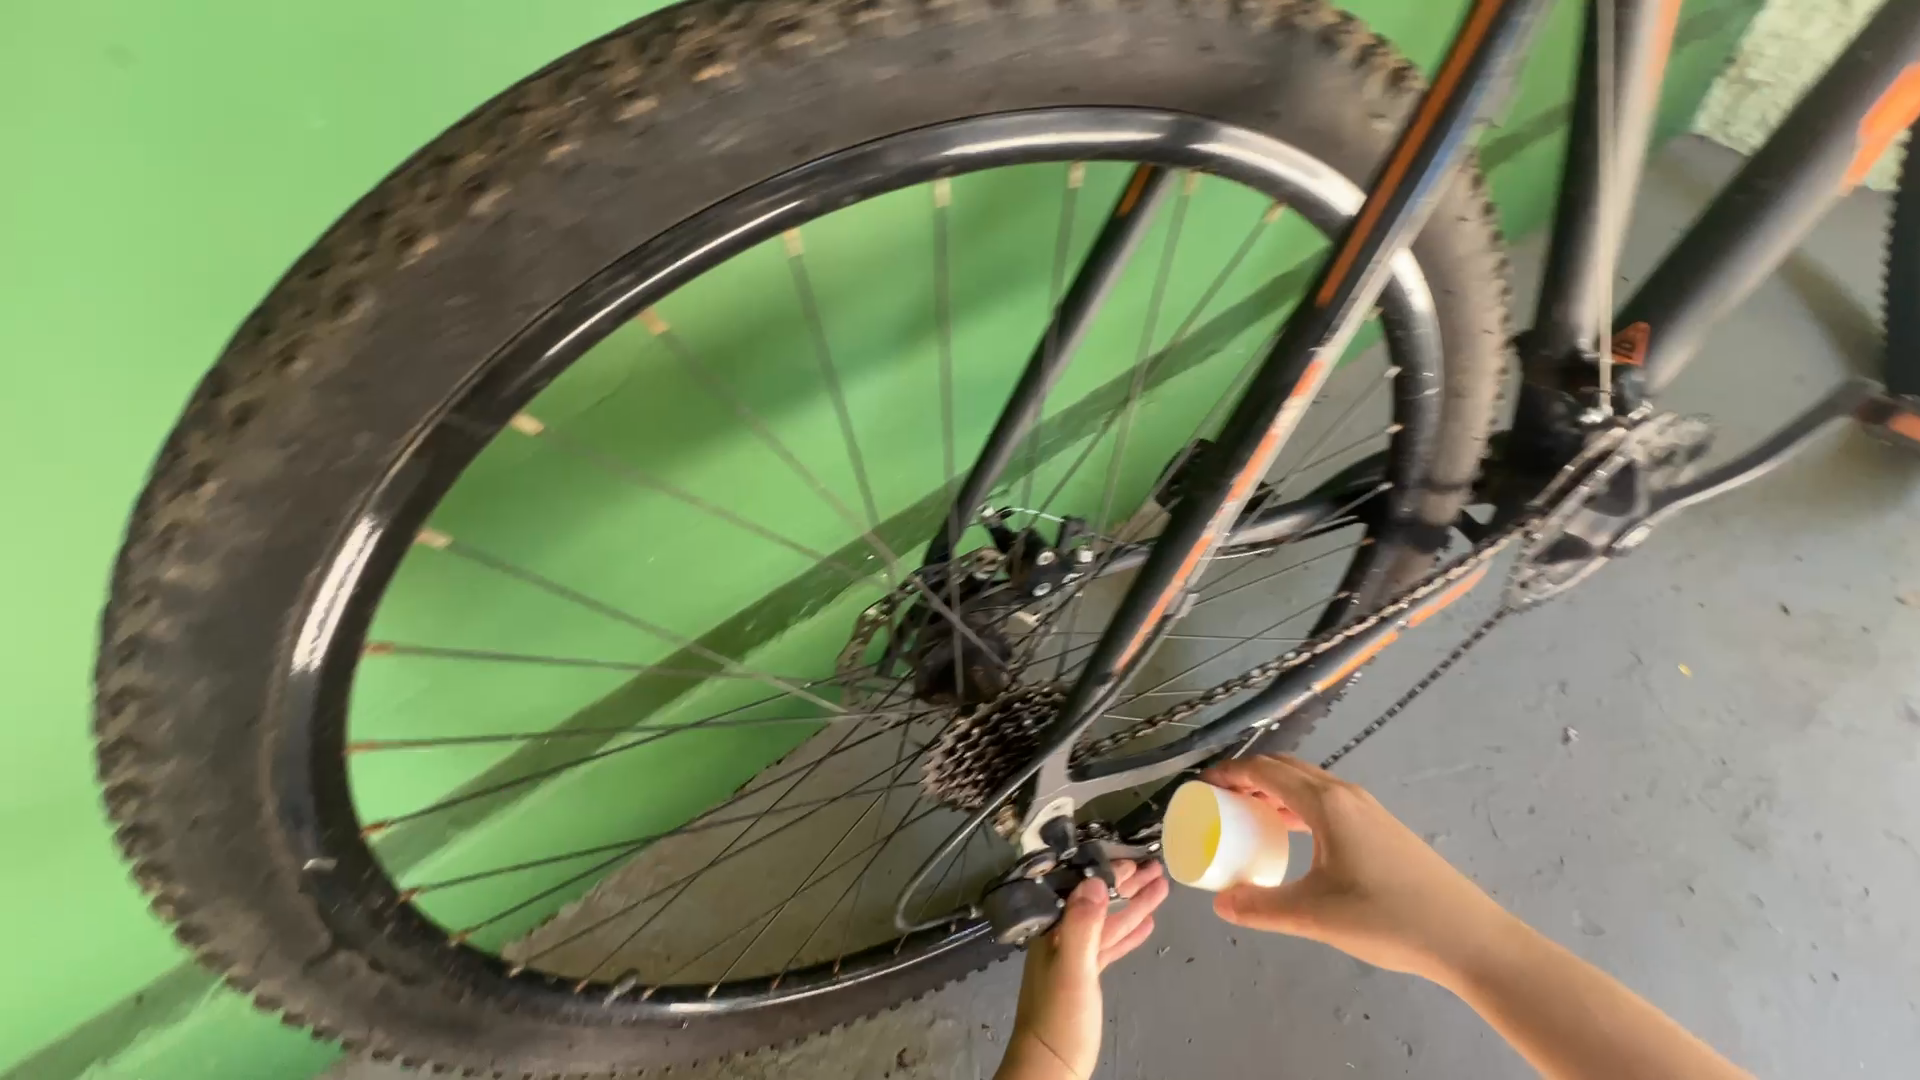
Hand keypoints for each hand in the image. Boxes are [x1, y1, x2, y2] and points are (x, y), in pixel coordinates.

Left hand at [1000, 860, 1168, 1079]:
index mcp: (1053, 927)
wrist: (1049, 1069)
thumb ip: (1082, 924)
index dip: (1109, 870)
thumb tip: (1094, 881)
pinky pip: (1109, 945)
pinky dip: (1127, 934)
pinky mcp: (1084, 976)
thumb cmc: (1059, 1017)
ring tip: (1161, 888)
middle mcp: (1062, 935)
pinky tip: (1147, 925)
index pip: (1083, 887)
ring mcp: (1073, 956)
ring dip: (1133, 905)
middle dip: (1127, 884)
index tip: (1135, 857)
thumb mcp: (1073, 968)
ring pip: (1108, 922)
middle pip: (1098, 901)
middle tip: (1156, 867)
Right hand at [1200, 755, 1517, 982]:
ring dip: (1274, 790)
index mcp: (1326, 803)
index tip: (1202, 785)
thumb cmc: (1388, 917)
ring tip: (1248, 814)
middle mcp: (1346, 795)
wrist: (1471, 939)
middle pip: (1286, 769)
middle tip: (1219, 798)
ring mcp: (1367, 809)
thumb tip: (1220, 905)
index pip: (1265, 771)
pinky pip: (1326, 800)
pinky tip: (1292, 834)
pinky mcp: (1381, 827)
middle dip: (1248, 777)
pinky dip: (1297, 804)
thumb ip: (1261, 907)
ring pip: (1308, 783)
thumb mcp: (1315, 915)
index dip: (1230, 773)